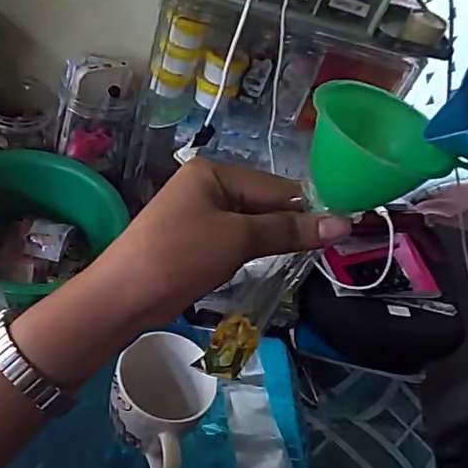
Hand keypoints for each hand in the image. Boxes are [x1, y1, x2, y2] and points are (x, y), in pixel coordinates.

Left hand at [83, 158, 351, 327]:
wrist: (124, 294)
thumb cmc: (179, 255)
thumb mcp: (237, 238)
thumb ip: (287, 229)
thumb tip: (342, 223)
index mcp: (212, 173)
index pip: (275, 186)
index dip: (309, 208)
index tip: (344, 230)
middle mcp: (204, 188)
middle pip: (263, 203)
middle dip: (290, 226)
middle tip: (327, 250)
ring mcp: (196, 216)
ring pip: (249, 225)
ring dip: (272, 241)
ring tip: (303, 259)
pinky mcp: (192, 243)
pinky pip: (232, 242)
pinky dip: (250, 252)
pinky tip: (268, 265)